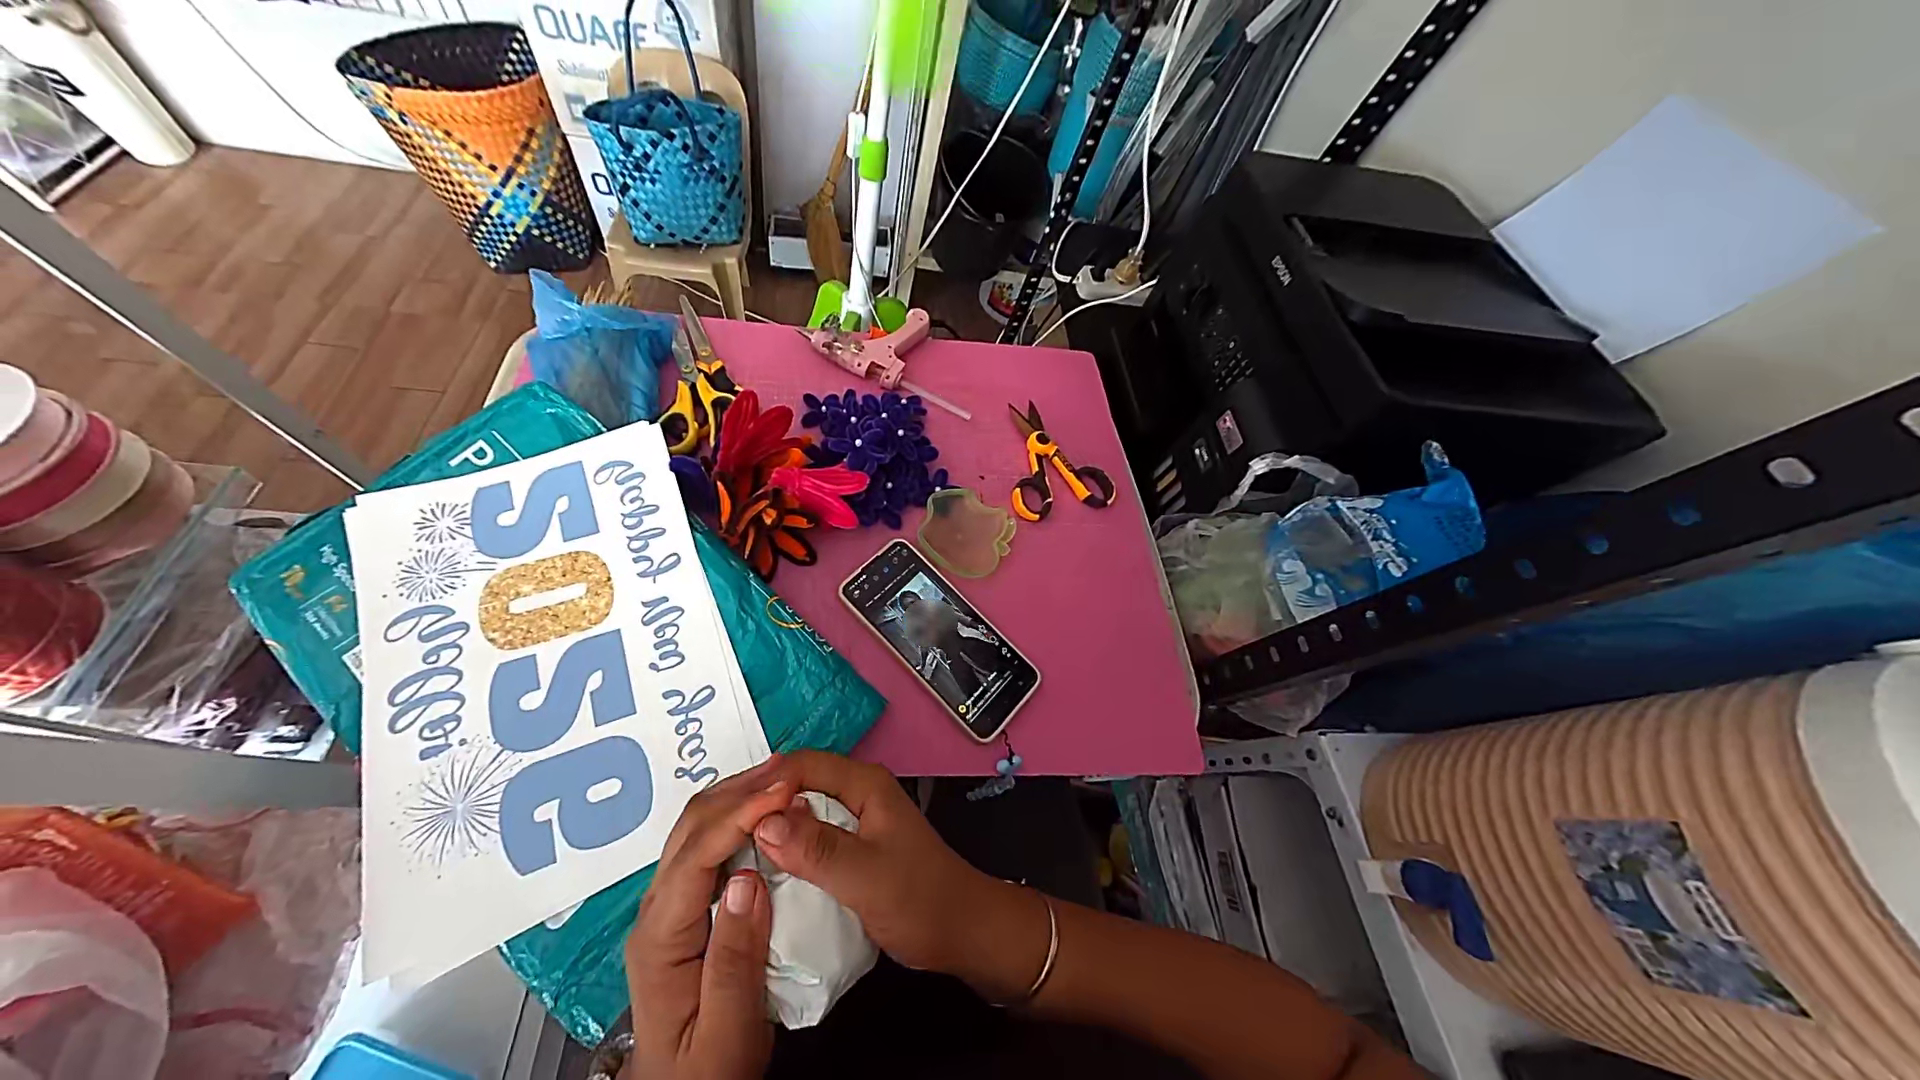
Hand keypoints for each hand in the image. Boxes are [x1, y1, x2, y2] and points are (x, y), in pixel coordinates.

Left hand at [623, 756, 793, 1079]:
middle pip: (690, 830)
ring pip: (695, 829)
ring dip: (737, 795)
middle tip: (786, 770)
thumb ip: (734, 960)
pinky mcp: (687, 905)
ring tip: (779, 774)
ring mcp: (669, 905)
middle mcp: (657, 911)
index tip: (783, 793)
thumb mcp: (726, 1033)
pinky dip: (737, 814)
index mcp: (661, 939)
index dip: (739, 816)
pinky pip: (708, 844)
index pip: (695, 858)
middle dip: (737, 792)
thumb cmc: (707, 1072)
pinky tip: (764, 806)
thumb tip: (747, 880)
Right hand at [750, 751, 1051, 1001]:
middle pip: (797, 782)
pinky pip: (808, 834)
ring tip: (728, 849)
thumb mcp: (868, 876)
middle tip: (715, 831)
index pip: (801, 765)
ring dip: (769, 824)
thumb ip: (818, 849)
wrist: (963, 933)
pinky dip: (784, 845)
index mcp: (865, 784)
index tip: (726, 816)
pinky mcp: (853, 844)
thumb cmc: (922, 900)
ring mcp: (855, 818)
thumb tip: (763, 822)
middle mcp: (858, 791)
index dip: (762, 785)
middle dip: (758, 802)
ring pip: (800, 809)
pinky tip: (760, 867)